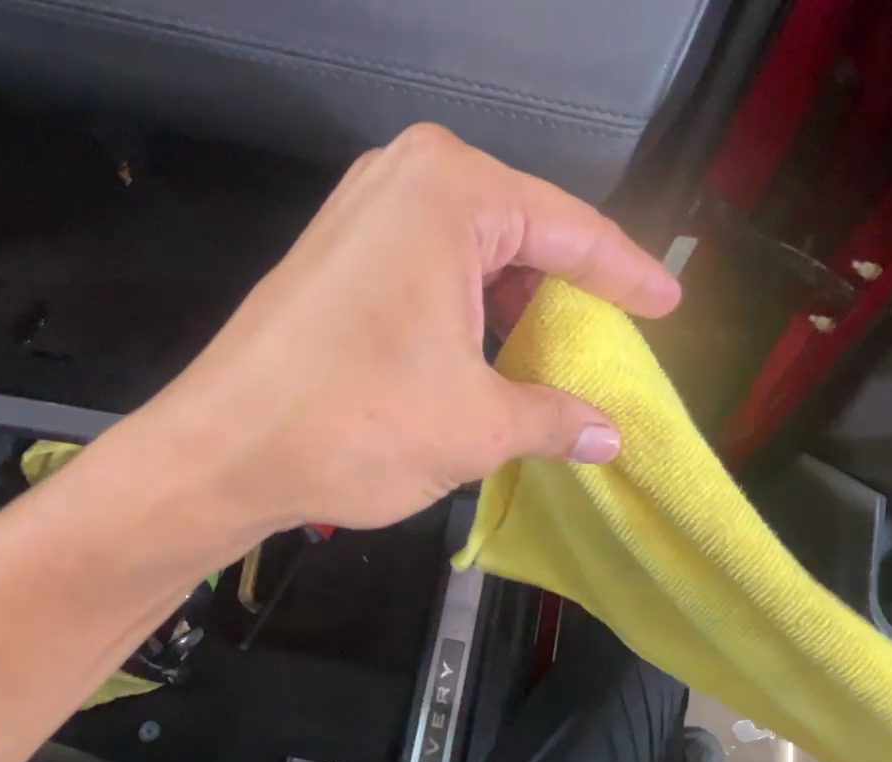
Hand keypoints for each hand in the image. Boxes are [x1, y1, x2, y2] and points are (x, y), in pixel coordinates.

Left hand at [113, 123, 680, 533]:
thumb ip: (556, 418)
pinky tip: (492, 357)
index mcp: (453, 191)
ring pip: (475, 253)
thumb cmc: (356, 424)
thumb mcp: (477, 426)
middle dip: (569, 292)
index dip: (628, 276)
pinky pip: (432, 268)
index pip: (571, 231)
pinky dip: (470, 313)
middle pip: (523, 233)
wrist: (221, 453)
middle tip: (613, 339)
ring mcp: (364, 211)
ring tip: (556, 360)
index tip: (670, 302)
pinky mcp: (338, 254)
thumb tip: (611, 433)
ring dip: (518, 309)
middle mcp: (406, 178)